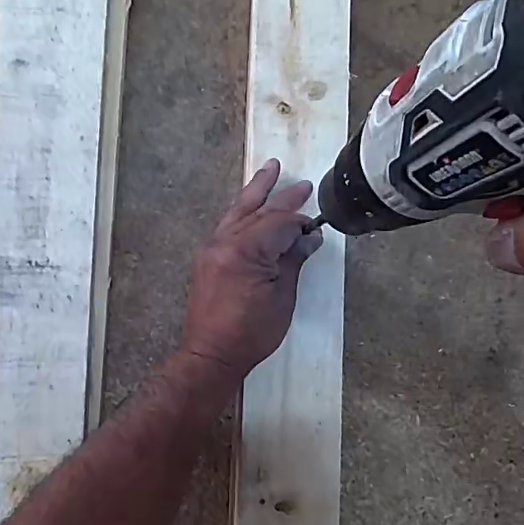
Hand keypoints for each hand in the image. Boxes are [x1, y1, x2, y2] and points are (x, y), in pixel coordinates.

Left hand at [179, 159, 324, 376]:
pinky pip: (227, 224)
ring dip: (256, 191)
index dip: (301, 224)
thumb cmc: (251, 332)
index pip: (280, 223)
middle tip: (302, 185)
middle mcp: (224, 242)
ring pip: (237, 211)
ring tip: (269, 170)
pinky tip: (250, 204)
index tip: (317, 229)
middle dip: (282, 197)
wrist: (211, 354)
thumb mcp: (282, 296)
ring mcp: (211, 247)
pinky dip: (242, 211)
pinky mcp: (207, 257)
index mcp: (245, 251)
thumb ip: (293, 260)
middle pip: (258, 211)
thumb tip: (310, 238)